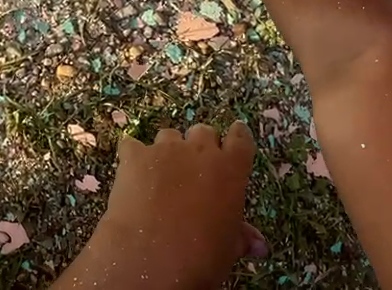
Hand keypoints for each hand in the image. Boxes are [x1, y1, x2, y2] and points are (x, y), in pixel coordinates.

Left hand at [54, 123, 264, 289]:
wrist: (151, 258)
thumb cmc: (200, 259)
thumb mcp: (227, 250)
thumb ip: (240, 236)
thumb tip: (258, 244)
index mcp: (230, 170)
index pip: (240, 138)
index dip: (237, 136)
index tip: (235, 136)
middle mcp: (199, 150)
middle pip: (203, 132)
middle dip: (201, 146)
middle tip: (196, 170)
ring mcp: (165, 149)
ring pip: (169, 136)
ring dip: (169, 151)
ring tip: (162, 176)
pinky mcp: (135, 154)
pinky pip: (133, 145)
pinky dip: (134, 156)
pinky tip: (132, 174)